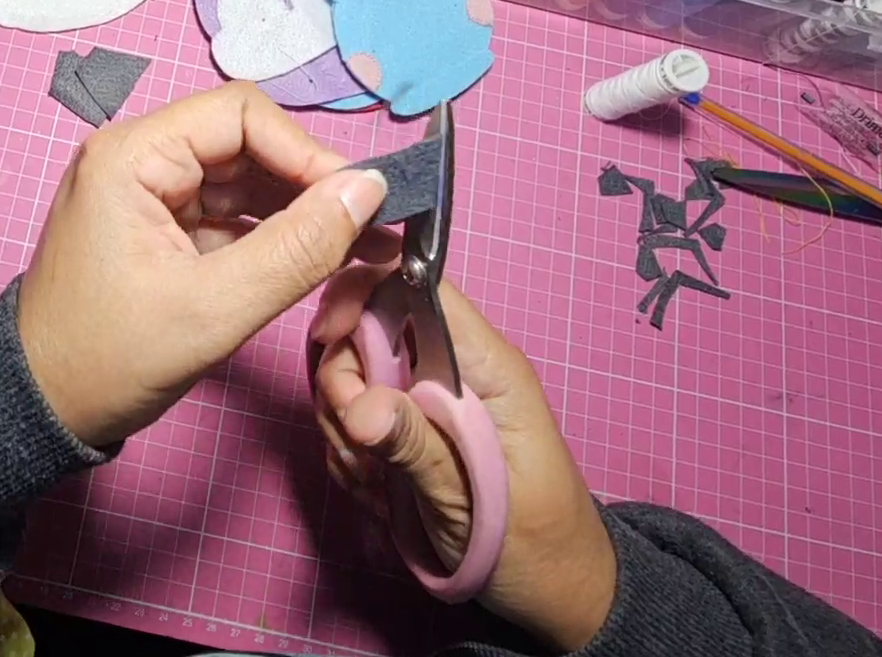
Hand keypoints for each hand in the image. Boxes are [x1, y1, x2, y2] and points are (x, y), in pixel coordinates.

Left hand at [18, 82, 396, 447]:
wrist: (43, 407)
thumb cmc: (107, 358)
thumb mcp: (212, 309)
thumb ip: (296, 248)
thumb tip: (366, 191)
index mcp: (132, 155)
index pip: (239, 115)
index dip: (305, 152)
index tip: (358, 198)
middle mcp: (139, 158)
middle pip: (244, 145)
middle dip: (308, 183)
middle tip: (371, 226)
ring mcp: (148, 192)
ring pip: (241, 180)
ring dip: (296, 210)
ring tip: (357, 244)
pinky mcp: (159, 225)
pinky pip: (226, 213)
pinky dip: (270, 233)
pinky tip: (313, 255)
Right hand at [312, 276, 616, 652]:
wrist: (552, 597)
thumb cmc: (535, 547)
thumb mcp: (473, 502)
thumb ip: (416, 448)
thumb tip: (359, 406)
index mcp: (481, 363)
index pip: (413, 284)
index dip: (361, 292)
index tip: (328, 337)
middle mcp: (446, 365)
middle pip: (364, 329)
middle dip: (342, 382)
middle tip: (355, 444)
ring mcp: (420, 393)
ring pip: (347, 374)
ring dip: (342, 426)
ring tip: (374, 482)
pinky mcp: (401, 421)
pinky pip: (348, 414)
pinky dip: (347, 450)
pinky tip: (374, 490)